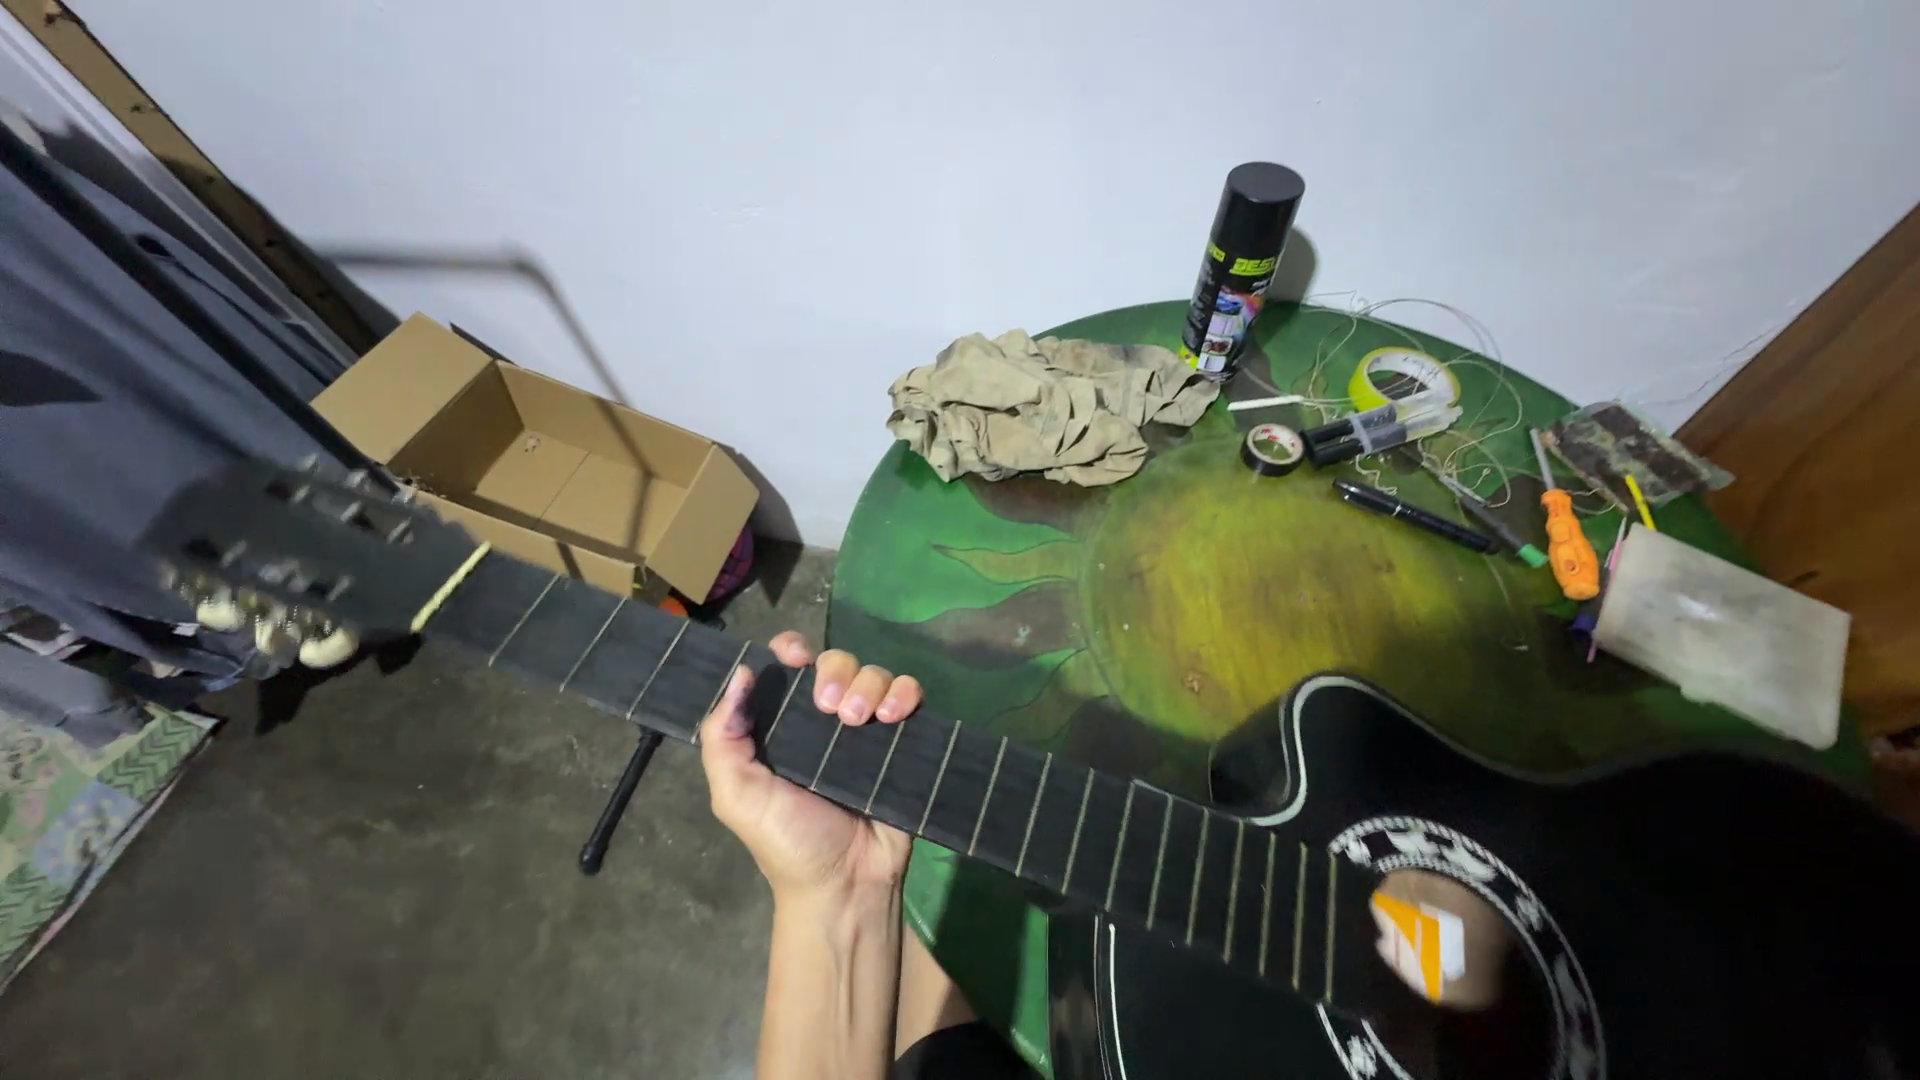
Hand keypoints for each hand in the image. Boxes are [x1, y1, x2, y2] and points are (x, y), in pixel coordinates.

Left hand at [700, 632, 923, 905]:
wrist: (844, 884)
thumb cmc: (786, 841)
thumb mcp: (736, 795)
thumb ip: (722, 738)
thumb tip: (740, 672)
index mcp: (785, 723)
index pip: (789, 667)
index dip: (793, 649)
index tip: (796, 656)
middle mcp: (826, 718)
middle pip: (836, 661)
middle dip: (835, 672)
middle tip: (832, 709)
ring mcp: (867, 727)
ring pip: (874, 672)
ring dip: (870, 684)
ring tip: (862, 720)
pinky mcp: (903, 739)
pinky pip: (910, 693)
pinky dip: (905, 693)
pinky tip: (894, 716)